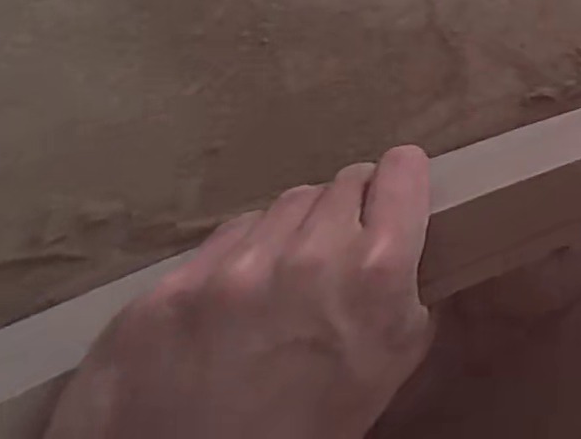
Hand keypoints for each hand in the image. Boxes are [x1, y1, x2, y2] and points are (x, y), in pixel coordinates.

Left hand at [45, 147, 434, 438]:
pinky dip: (241, 255)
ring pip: (286, 204)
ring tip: (282, 279)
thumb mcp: (396, 355)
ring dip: (295, 229)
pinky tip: (233, 300)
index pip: (402, 166)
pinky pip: (227, 237)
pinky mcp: (168, 291)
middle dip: (349, 210)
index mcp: (376, 270)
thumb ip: (412, 278)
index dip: (402, 180)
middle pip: (344, 181)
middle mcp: (310, 255)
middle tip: (337, 252)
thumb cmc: (317, 424)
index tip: (394, 197)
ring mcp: (232, 271)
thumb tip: (411, 227)